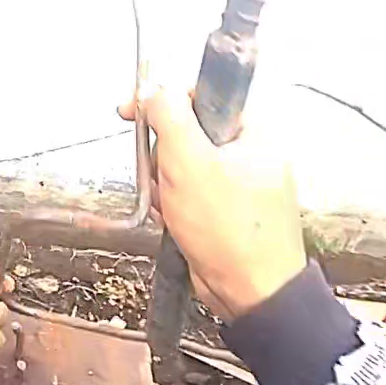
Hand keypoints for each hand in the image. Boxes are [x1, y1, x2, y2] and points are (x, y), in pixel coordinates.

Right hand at [122, 87, 304, 317]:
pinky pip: (191, 190)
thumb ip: (169, 117)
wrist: (252, 294)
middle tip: (161, 176)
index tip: (133, 112)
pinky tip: (174, 220)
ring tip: (169, 205)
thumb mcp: (188, 162)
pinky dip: (176, 203)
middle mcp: (249, 152)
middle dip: (164, 156)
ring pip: (184, 165)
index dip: (164, 102)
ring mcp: (239, 181)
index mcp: (251, 131)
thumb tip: (154, 90)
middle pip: (187, 132)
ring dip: (166, 184)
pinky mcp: (228, 207)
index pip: (200, 95)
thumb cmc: (229, 230)